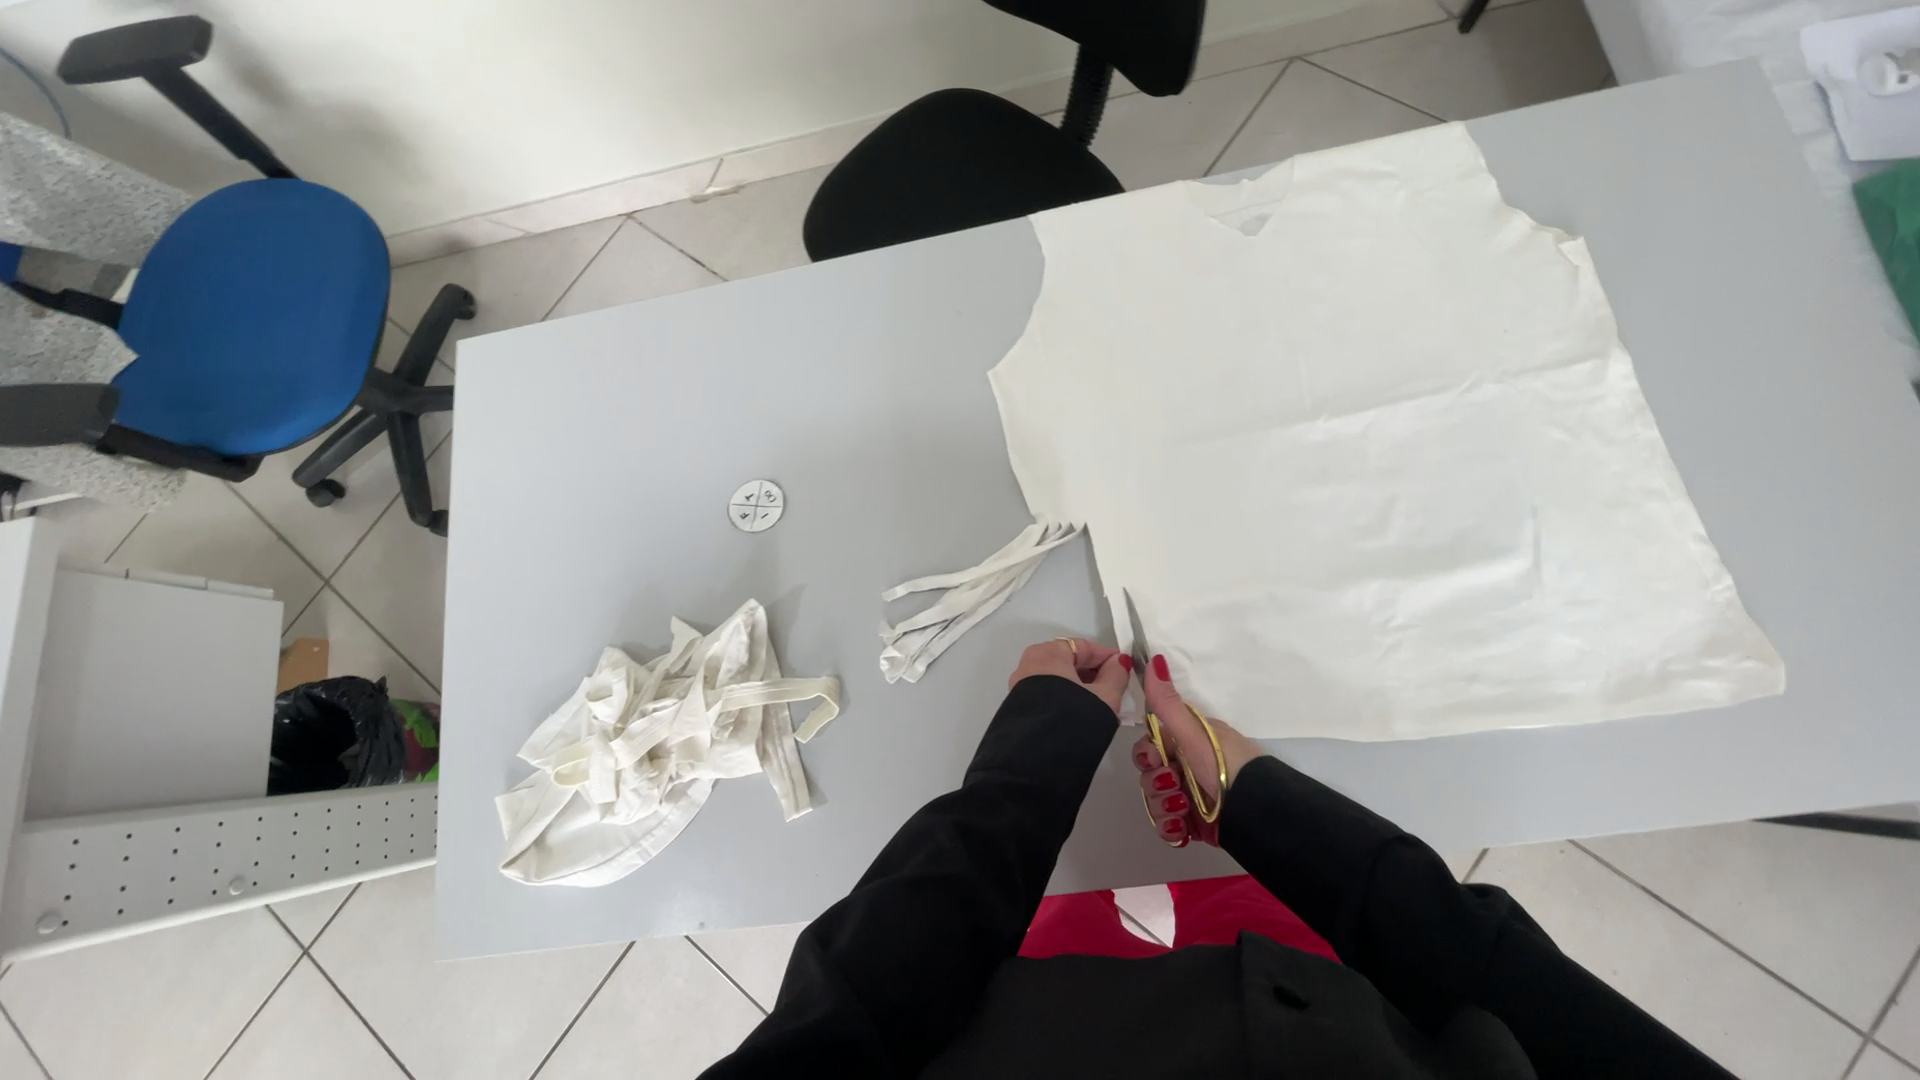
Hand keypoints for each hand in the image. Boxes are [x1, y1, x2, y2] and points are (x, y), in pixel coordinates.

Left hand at [1008, 638, 1131, 715]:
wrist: (1037, 758)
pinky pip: (1049, 693)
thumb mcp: (1104, 696)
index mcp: (1047, 652)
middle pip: (1069, 661)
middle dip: (1094, 673)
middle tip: (1116, 688)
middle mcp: (1029, 663)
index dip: (1108, 656)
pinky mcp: (1019, 706)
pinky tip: (1081, 713)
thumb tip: (1120, 661)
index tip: (1126, 668)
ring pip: (1058, 679)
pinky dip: (1066, 697)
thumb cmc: (1073, 717)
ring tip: (1102, 703)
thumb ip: (1116, 675)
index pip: (1084, 646)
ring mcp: (1021, 685)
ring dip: (1081, 687)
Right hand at [1131, 654, 1266, 846]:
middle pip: (1148, 775)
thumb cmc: (1226, 766)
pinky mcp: (1193, 823)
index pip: (1148, 745)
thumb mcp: (1194, 733)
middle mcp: (1186, 767)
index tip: (1157, 759)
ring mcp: (1189, 796)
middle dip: (1156, 785)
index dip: (1145, 755)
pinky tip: (1183, 830)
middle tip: (1175, 787)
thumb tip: (1153, 658)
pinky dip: (1172, 829)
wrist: (1256, 813)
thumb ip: (1167, 702)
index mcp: (1187, 742)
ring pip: (1155, 802)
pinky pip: (1167, 825)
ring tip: (1184, 811)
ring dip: (1164, 808)